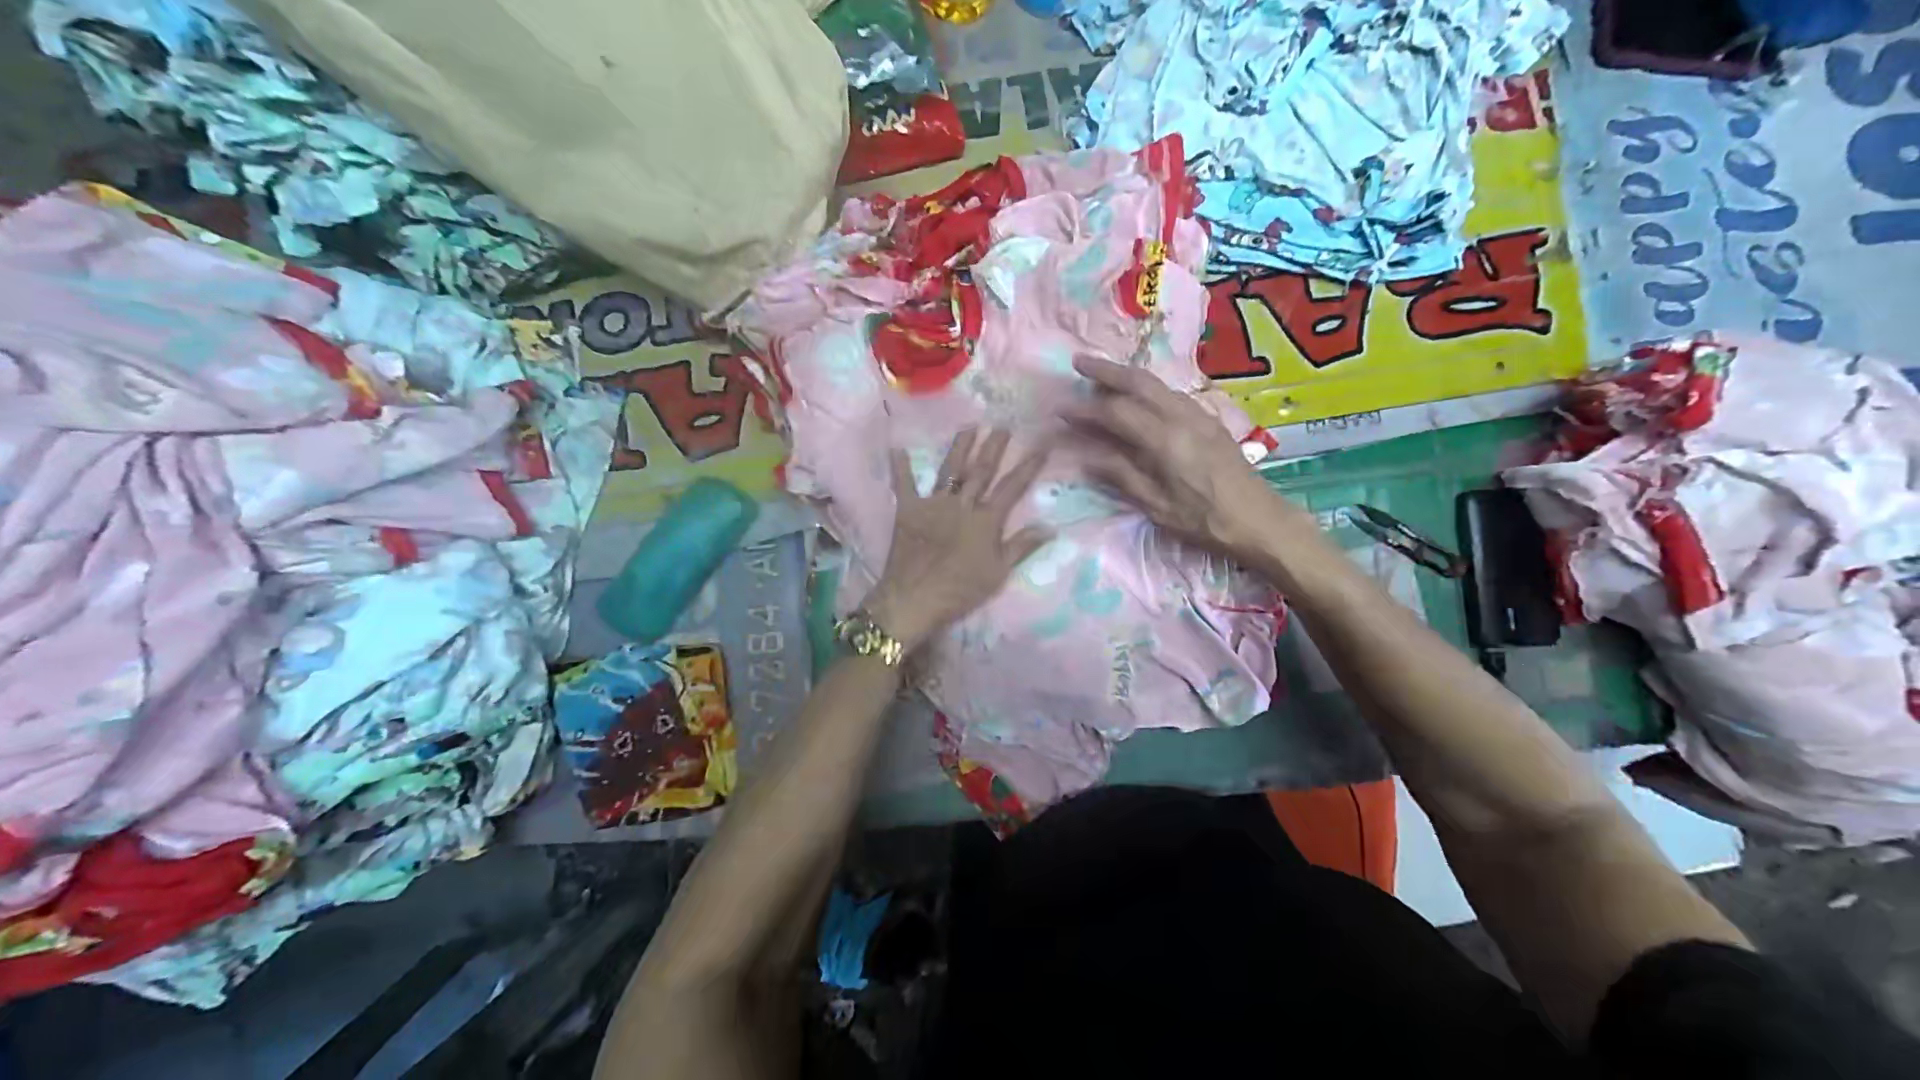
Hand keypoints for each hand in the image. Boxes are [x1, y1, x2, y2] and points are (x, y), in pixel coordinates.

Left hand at [864, 428, 1053, 652]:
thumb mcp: (999, 572)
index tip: (1040, 445)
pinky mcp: (908, 511)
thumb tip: (1051, 526)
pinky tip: (898, 448)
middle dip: (994, 447)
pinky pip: (904, 484)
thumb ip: (1022, 546)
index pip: (1012, 487)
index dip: (1027, 466)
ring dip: (960, 447)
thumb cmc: (961, 590)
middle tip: (1002, 425)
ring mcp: (934, 505)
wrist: (915, 598)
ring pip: (950, 470)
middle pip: (981, 471)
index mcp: (986, 520)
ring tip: (969, 427)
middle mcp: (962, 505)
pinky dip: (900, 467)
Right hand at [1065, 355, 1304, 557]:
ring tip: (1103, 377)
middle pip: (1139, 381)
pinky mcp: (1210, 421)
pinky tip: (1139, 397)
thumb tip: (1087, 456)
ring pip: (1157, 384)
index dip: (1085, 409)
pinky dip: (1148, 388)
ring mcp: (1199, 415)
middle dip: (1106, 370)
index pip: (1116, 413)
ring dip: (1127, 376)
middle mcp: (1182, 417)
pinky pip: (1171, 393)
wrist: (1260, 520)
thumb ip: (1122, 476)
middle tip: (1079, 362)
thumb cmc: (1205, 520)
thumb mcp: (1157, 506)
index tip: (1061, 409)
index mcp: (1165, 440)